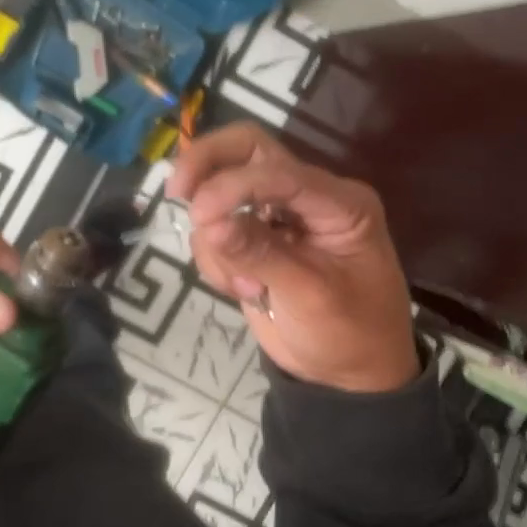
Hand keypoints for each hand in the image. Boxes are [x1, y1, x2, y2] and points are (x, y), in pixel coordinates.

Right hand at [166, 121, 418, 392]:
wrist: (349, 377)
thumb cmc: (349, 333)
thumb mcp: (309, 295)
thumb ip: (258, 253)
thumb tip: (206, 223)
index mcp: (337, 201)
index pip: (276, 169)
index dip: (232, 184)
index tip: (198, 214)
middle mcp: (305, 197)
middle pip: (244, 150)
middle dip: (206, 165)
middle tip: (176, 190)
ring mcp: (275, 216)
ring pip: (218, 198)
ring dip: (216, 243)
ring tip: (245, 286)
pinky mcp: (252, 238)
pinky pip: (211, 233)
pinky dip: (214, 261)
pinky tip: (244, 290)